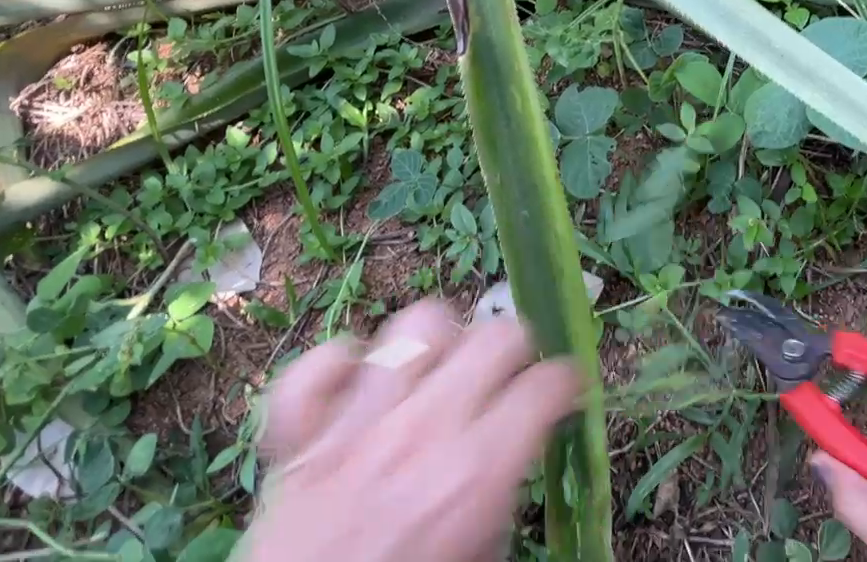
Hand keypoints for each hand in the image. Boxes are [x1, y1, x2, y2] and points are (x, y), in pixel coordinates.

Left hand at [242, 299, 579, 561]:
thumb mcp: (485, 556)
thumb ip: (502, 493)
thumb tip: (516, 448)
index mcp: (478, 471)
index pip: (548, 384)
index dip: (566, 383)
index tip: (565, 393)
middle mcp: (425, 430)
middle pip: (496, 336)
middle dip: (517, 348)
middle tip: (512, 375)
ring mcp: (358, 426)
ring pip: (416, 327)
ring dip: (438, 344)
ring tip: (441, 372)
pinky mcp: (300, 437)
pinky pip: (317, 367)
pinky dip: (339, 367)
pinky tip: (359, 387)